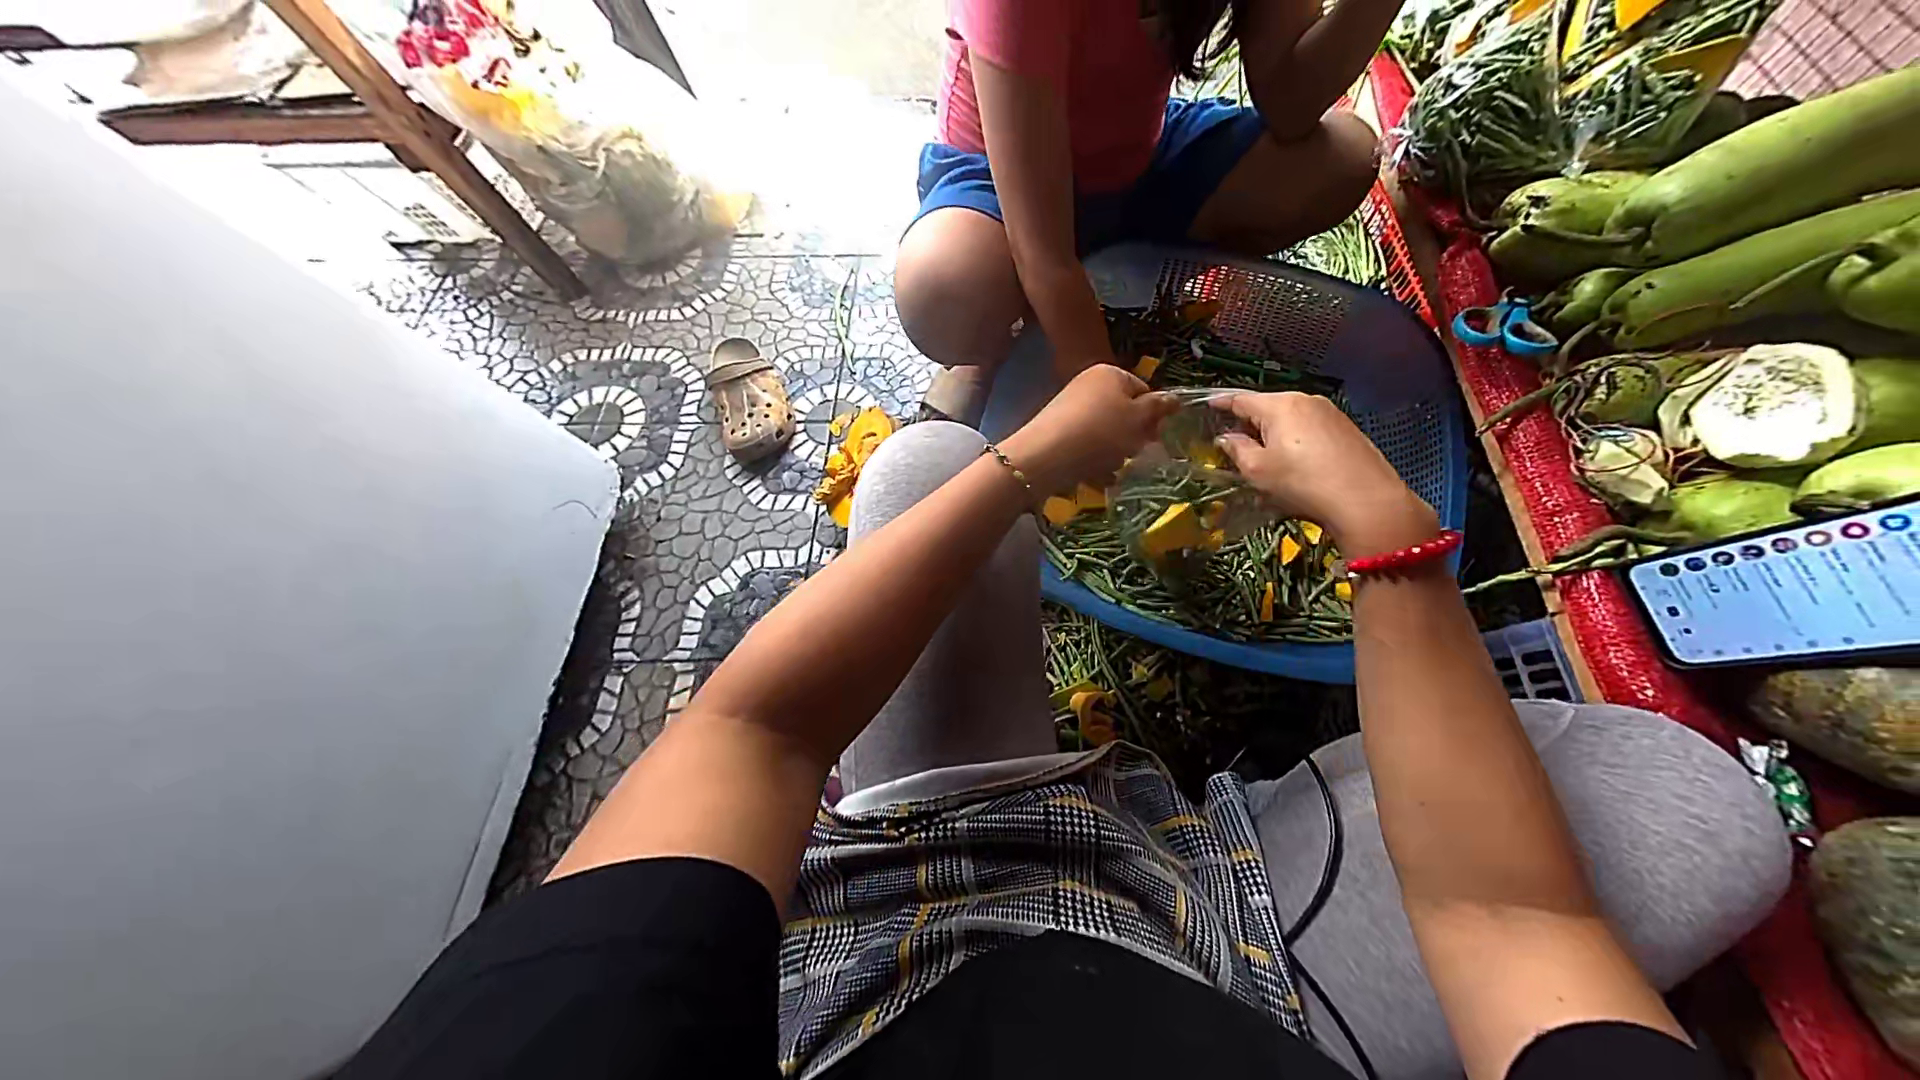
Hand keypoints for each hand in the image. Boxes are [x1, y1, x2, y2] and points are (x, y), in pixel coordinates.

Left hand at [1001, 365, 1177, 495]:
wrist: (1046, 456)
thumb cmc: (1101, 433)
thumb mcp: (1139, 419)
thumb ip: (1159, 408)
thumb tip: (1173, 399)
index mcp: (1110, 373)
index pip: (1143, 391)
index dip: (1153, 415)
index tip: (1154, 437)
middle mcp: (1087, 384)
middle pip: (1122, 413)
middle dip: (1131, 436)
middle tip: (1133, 453)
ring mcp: (1069, 408)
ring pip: (1104, 433)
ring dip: (1113, 452)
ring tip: (1109, 466)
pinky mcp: (1055, 432)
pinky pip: (1084, 446)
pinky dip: (1091, 460)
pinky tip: (1093, 474)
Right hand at [1214, 392, 1438, 557]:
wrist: (1364, 499)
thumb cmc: (1302, 482)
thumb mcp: (1257, 470)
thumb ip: (1237, 449)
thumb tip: (1227, 438)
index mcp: (1280, 406)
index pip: (1241, 398)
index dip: (1221, 402)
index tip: (1209, 405)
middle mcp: (1306, 400)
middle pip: (1267, 405)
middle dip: (1248, 420)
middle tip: (1232, 438)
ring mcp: (1329, 413)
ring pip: (1289, 416)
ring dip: (1272, 430)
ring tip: (1261, 452)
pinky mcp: (1345, 428)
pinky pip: (1308, 426)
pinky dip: (1293, 436)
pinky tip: (1292, 458)